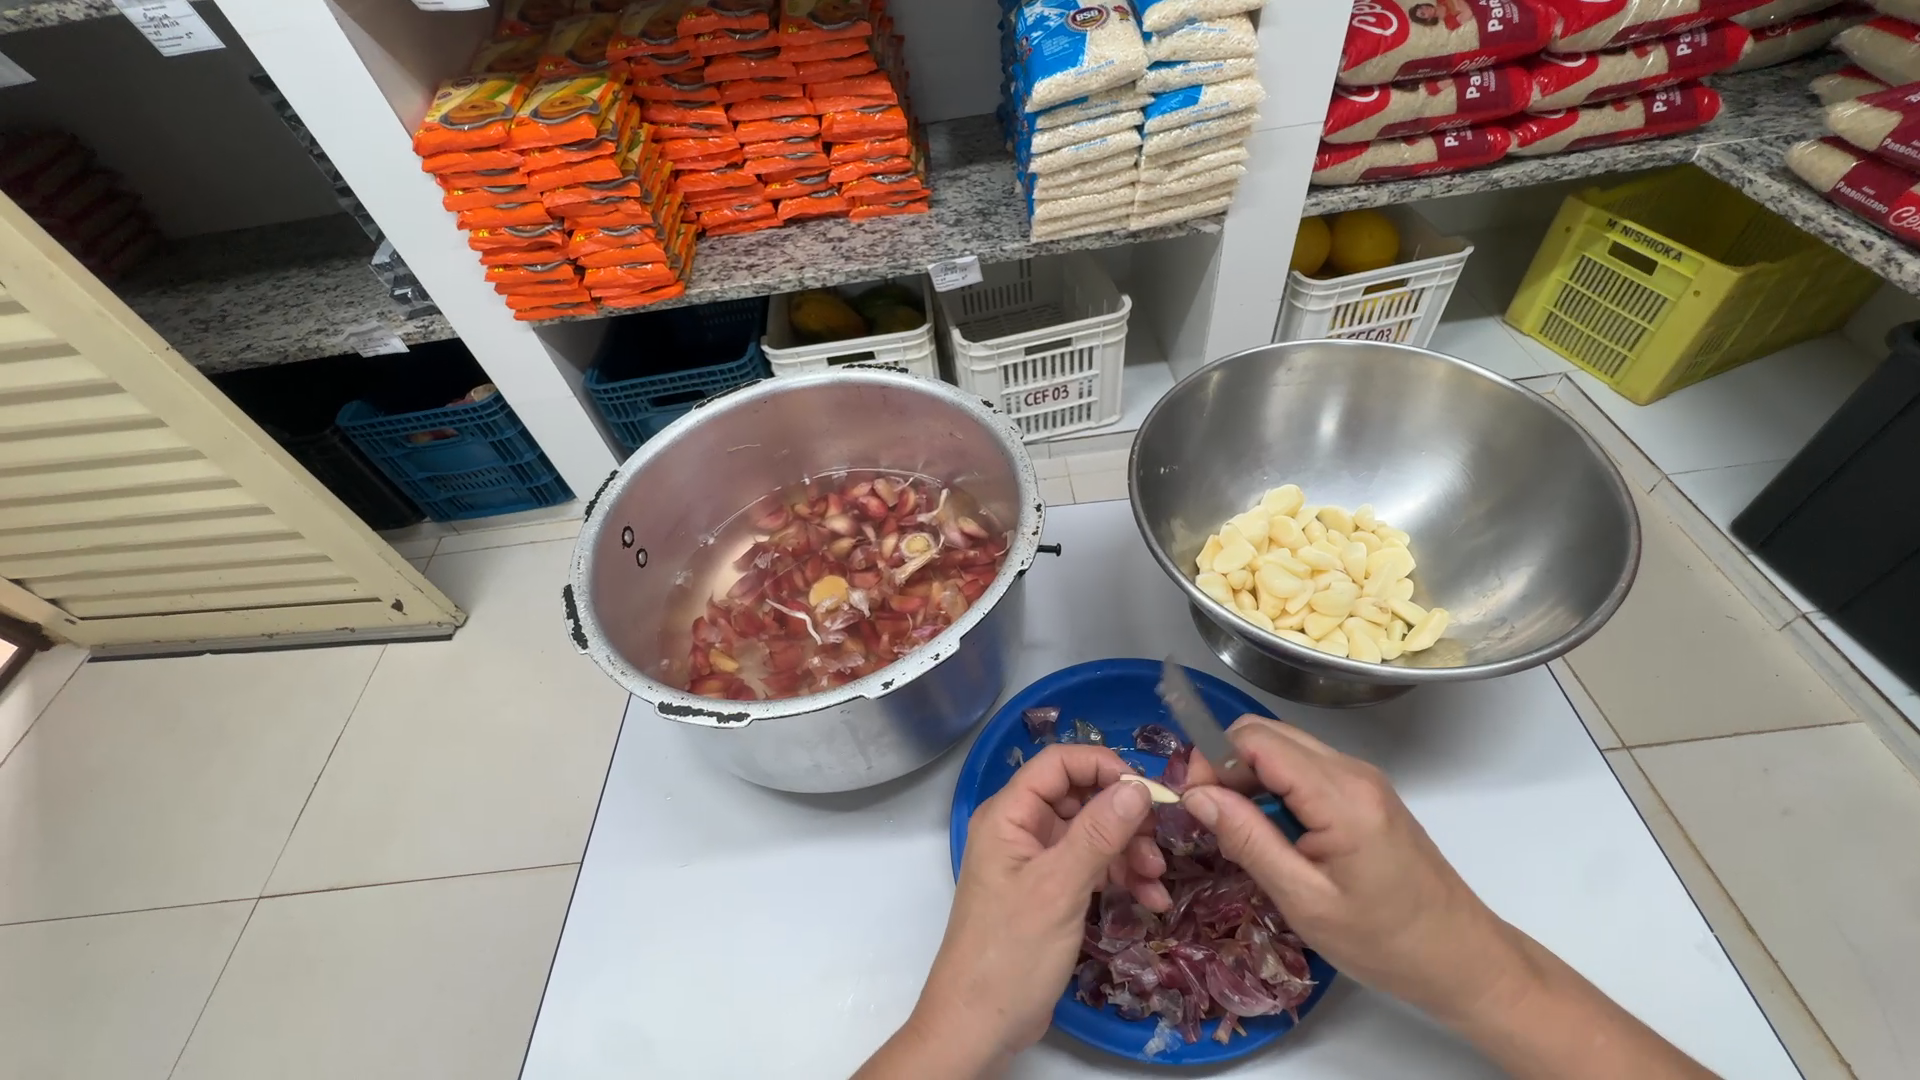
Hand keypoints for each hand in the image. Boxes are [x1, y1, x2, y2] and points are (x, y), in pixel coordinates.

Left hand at [891, 744, 1161, 1073]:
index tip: (1147, 789)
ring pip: (1090, 833)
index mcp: (1009, 814)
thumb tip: (1138, 786)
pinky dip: (1120, 876)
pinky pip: (1090, 866)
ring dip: (1127, 850)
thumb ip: (1099, 834)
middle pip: (1079, 797)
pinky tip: (1150, 898)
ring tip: (1157, 879)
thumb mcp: (1059, 888)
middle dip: (1122, 816)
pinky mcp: (1049, 890)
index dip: (1103, 766)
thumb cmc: (1010, 952)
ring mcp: (1034, 860)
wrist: (978, 1025)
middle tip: (1159, 841)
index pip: (1058, 763)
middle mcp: (1020, 828)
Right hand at [1179, 717, 1527, 1026]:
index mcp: (1339, 794)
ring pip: (1282, 747)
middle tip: (1213, 818)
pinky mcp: (1364, 791)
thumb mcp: (1305, 901)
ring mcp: (1361, 777)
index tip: (1195, 803)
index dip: (1213, 759)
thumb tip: (1195, 795)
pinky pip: (1303, 767)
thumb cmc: (1385, 943)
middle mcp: (1351, 770)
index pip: (1255, 738)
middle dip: (1226, 765)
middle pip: (1265, 733)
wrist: (1467, 962)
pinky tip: (1275, 833)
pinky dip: (1274, 786)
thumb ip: (1248, 840)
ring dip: (1249, 777)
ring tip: (1243, 831)